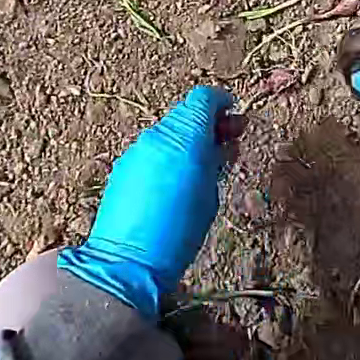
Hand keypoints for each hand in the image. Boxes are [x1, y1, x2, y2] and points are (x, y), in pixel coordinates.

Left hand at [57, 86, 233, 318]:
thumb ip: (217, 160)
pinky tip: (175, 180)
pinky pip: (153, 148)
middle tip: (226, 144)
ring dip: (188, 139)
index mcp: (185, 138)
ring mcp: (138, 149)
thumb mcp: (210, 193)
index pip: (205, 98)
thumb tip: (223, 142)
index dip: (223, 104)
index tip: (234, 119)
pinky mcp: (125, 165)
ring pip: (170, 130)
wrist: (129, 260)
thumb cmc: (179, 231)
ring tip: (201, 167)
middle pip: (187, 112)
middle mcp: (158, 136)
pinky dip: (169, 153)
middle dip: (208, 124)